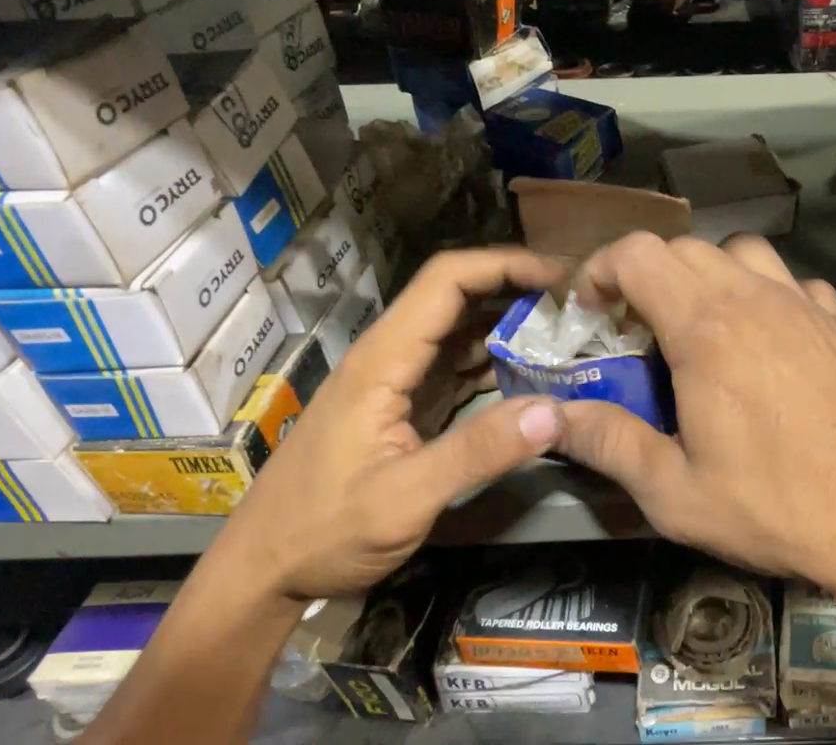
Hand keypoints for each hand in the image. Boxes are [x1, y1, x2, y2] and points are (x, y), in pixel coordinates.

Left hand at [207, 248, 568, 602]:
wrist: (261, 571)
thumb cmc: (322, 532)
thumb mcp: (404, 498)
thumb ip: (478, 452)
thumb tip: (555, 410)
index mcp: (383, 360)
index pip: (446, 281)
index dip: (503, 265)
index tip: (558, 275)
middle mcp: (389, 358)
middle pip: (456, 297)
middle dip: (515, 288)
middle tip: (574, 302)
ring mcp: (395, 382)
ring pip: (459, 330)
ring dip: (509, 325)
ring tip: (564, 333)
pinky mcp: (402, 407)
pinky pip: (455, 367)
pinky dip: (495, 363)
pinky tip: (531, 376)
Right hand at [552, 233, 835, 592]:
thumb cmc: (777, 507)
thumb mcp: (675, 492)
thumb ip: (607, 443)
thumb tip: (551, 417)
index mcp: (706, 328)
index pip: (636, 254)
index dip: (598, 270)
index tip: (589, 311)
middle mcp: (755, 297)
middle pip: (684, 248)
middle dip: (646, 275)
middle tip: (636, 329)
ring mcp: (806, 304)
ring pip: (743, 252)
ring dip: (708, 274)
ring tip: (702, 325)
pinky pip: (793, 283)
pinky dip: (766, 293)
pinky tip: (770, 342)